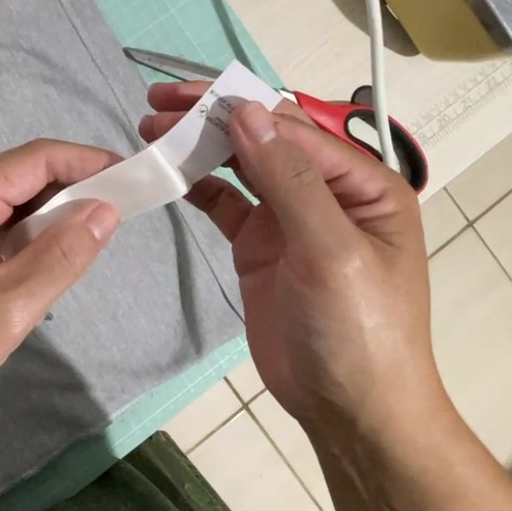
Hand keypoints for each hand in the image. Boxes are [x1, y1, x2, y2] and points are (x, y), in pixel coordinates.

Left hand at [0, 139, 122, 430]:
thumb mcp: (6, 309)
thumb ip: (59, 257)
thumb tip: (106, 210)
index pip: (32, 160)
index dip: (85, 161)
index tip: (132, 176)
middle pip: (20, 176)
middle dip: (72, 186)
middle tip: (121, 211)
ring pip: (8, 202)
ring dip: (50, 214)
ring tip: (91, 237)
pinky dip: (27, 236)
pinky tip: (48, 259)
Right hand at [140, 83, 440, 437]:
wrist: (350, 409)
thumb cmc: (356, 329)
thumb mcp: (330, 251)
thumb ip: (288, 179)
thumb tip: (244, 111)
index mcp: (361, 184)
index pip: (293, 130)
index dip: (238, 109)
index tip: (181, 101)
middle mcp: (326, 192)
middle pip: (264, 139)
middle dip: (212, 118)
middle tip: (154, 105)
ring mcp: (290, 219)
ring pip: (241, 166)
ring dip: (200, 146)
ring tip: (150, 131)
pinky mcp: (261, 245)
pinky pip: (226, 203)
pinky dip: (198, 186)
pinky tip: (169, 174)